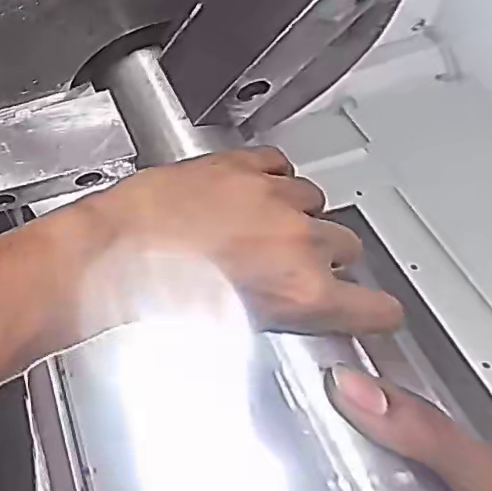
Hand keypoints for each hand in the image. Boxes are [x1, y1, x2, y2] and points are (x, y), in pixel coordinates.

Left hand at [62, 146, 402, 340]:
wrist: (113, 251)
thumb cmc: (155, 294)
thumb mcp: (233, 326)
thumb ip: (281, 311)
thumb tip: (292, 308)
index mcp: (303, 292)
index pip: (378, 307)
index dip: (371, 310)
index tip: (365, 307)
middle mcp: (297, 240)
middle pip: (348, 248)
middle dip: (321, 258)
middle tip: (283, 264)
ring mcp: (270, 197)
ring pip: (315, 202)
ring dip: (294, 214)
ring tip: (255, 225)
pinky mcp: (241, 164)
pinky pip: (280, 165)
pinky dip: (271, 177)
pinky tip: (248, 191)